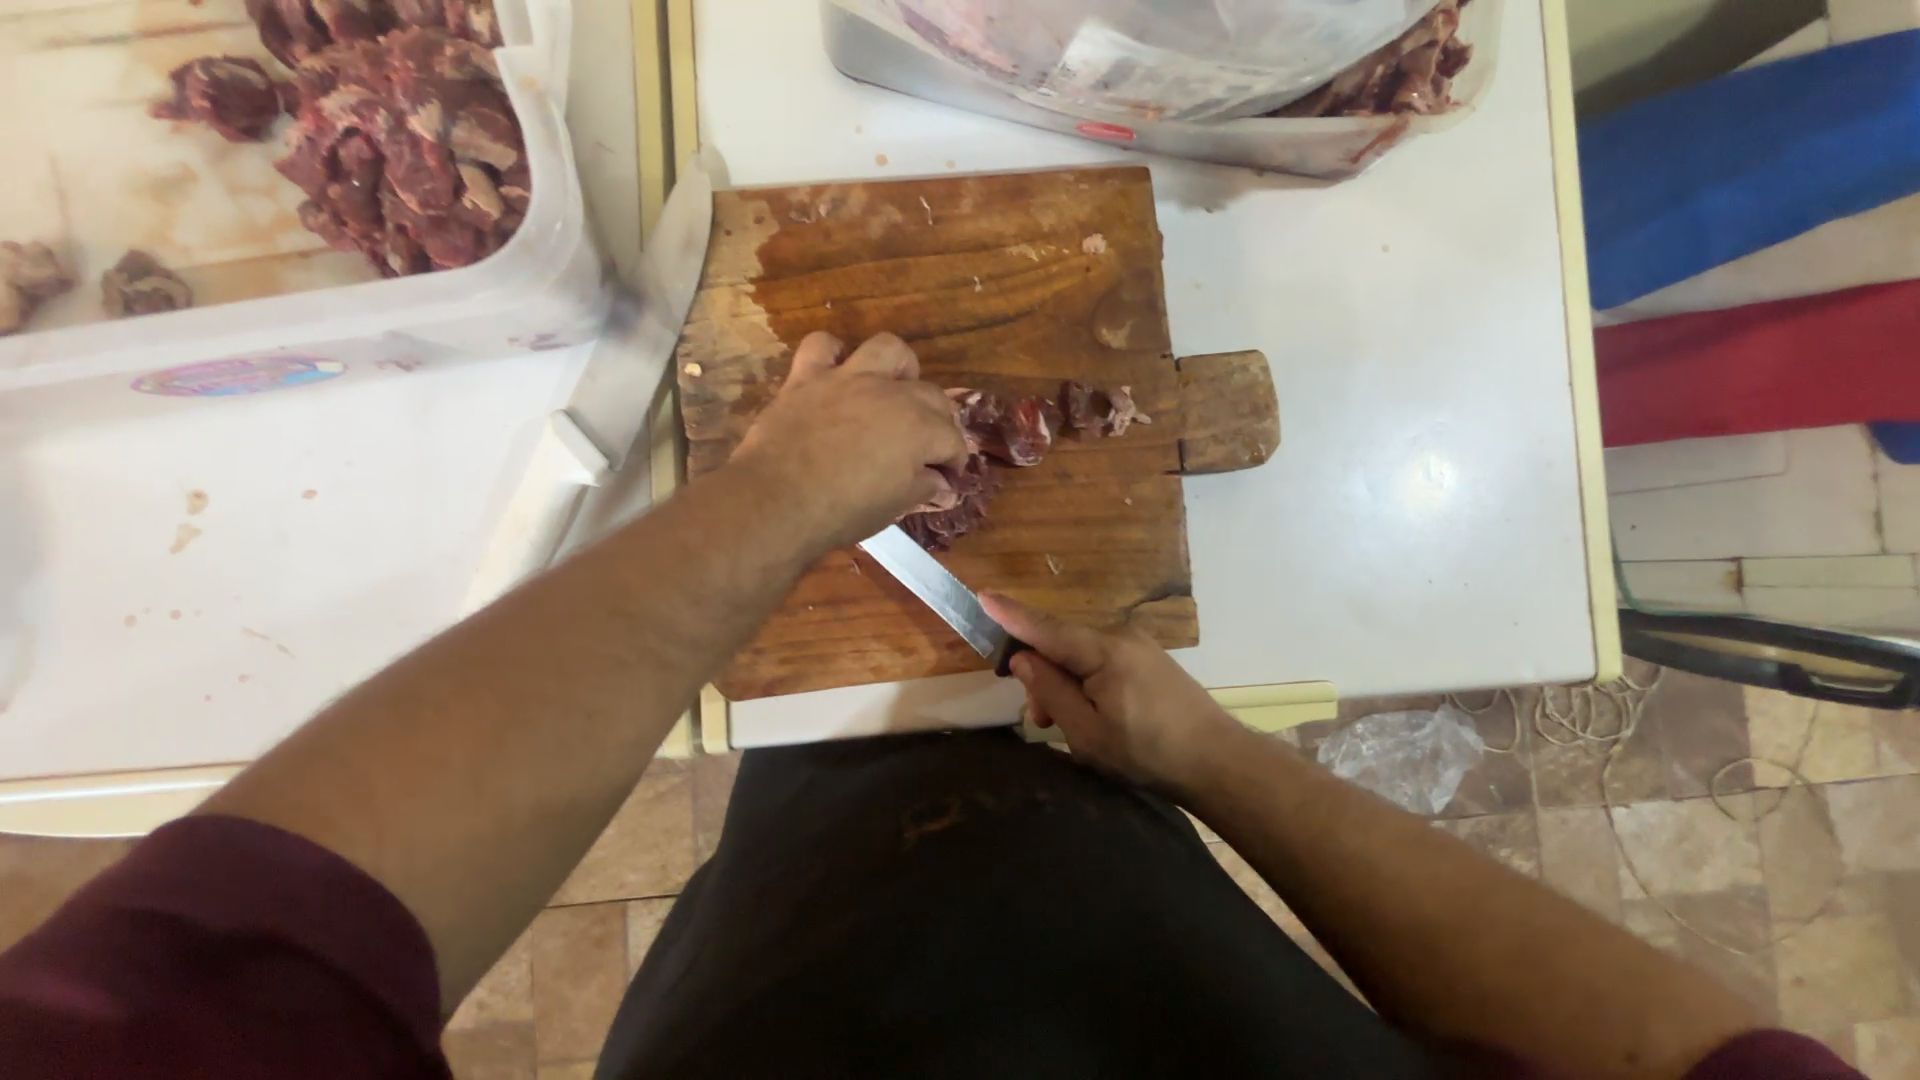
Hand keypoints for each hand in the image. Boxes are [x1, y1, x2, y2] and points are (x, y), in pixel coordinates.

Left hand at [731, 331, 971, 551]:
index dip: (954, 460)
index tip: (948, 478)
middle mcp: (890, 393)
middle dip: (938, 420)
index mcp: (919, 428)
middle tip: (927, 445)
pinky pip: (822, 346)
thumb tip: (941, 483)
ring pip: (888, 349)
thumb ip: (924, 487)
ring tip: (895, 388)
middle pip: (930, 394)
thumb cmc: (844, 510)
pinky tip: (837, 372)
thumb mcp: (895, 506)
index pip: (951, 439)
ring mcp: (847, 379)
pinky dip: (832, 354)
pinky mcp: (807, 377)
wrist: (778, 501)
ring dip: (899, 367)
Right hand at [980, 593, 1250, 794]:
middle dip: (1041, 677)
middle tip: (1040, 722)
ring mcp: (1139, 647)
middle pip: (1061, 645)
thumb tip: (1022, 657)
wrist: (1218, 762)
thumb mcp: (1087, 731)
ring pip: (1081, 657)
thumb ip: (1050, 690)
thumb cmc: (1147, 752)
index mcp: (1103, 651)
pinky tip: (1092, 717)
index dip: (1011, 615)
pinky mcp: (1150, 662)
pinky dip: (1085, 685)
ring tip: (1068, 729)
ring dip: (1064, 686)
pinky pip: (1102, 663)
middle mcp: (1120, 637)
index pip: (1045, 627)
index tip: (982, 595)